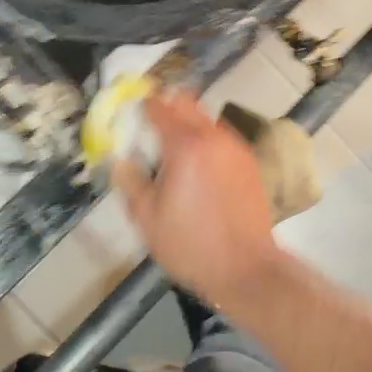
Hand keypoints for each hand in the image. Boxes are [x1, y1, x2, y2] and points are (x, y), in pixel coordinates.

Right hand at [113, 92, 283, 301]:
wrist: (246, 269)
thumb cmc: (190, 245)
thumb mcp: (147, 218)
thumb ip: (130, 181)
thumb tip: (121, 160)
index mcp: (185, 145)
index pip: (160, 107)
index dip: (142, 106)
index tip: (132, 114)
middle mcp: (214, 137)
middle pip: (187, 103)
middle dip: (167, 108)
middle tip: (151, 128)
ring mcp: (236, 148)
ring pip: (208, 119)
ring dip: (189, 124)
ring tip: (174, 150)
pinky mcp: (250, 163)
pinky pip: (223, 138)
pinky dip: (207, 141)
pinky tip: (199, 166)